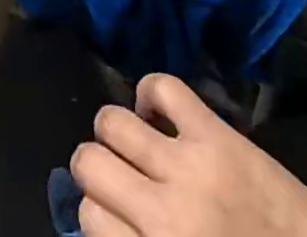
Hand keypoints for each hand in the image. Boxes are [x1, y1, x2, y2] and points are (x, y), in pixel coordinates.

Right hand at [68, 74, 306, 236]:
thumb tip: (101, 218)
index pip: (88, 216)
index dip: (101, 213)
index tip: (122, 220)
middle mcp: (164, 213)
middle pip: (88, 162)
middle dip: (99, 169)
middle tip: (126, 181)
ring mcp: (189, 169)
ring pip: (112, 122)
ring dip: (119, 134)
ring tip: (142, 147)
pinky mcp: (218, 137)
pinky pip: (164, 87)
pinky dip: (153, 93)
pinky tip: (159, 114)